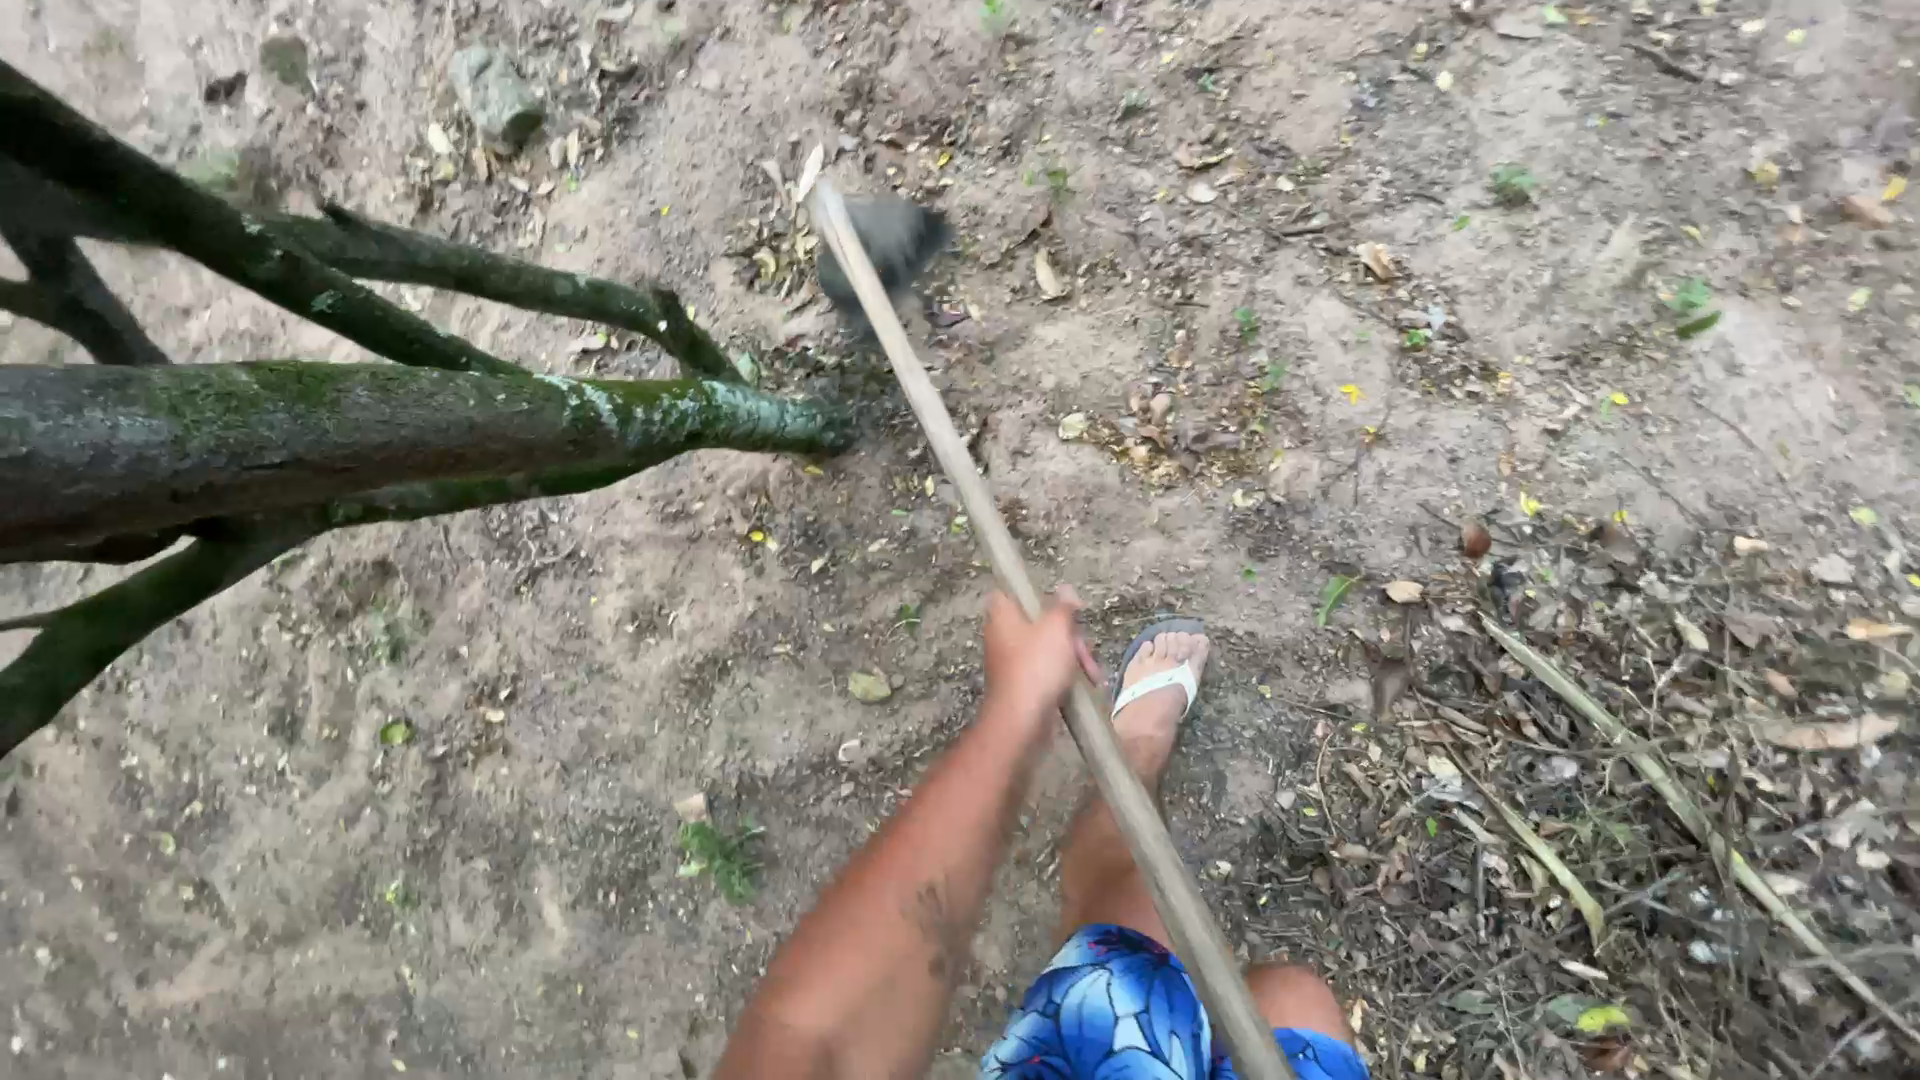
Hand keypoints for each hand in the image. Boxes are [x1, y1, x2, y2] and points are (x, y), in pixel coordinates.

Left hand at [982, 587, 1100, 725]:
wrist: (1021, 721)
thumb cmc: (1036, 666)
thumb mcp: (1056, 628)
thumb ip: (1063, 607)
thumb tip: (1065, 590)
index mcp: (1003, 615)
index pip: (1010, 592)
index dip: (1035, 594)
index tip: (1060, 604)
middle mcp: (1003, 636)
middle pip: (1039, 622)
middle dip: (1068, 634)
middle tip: (1081, 648)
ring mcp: (1012, 662)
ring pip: (1048, 648)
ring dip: (1073, 657)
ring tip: (1091, 672)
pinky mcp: (1023, 684)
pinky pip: (1047, 671)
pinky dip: (1066, 675)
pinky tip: (1087, 684)